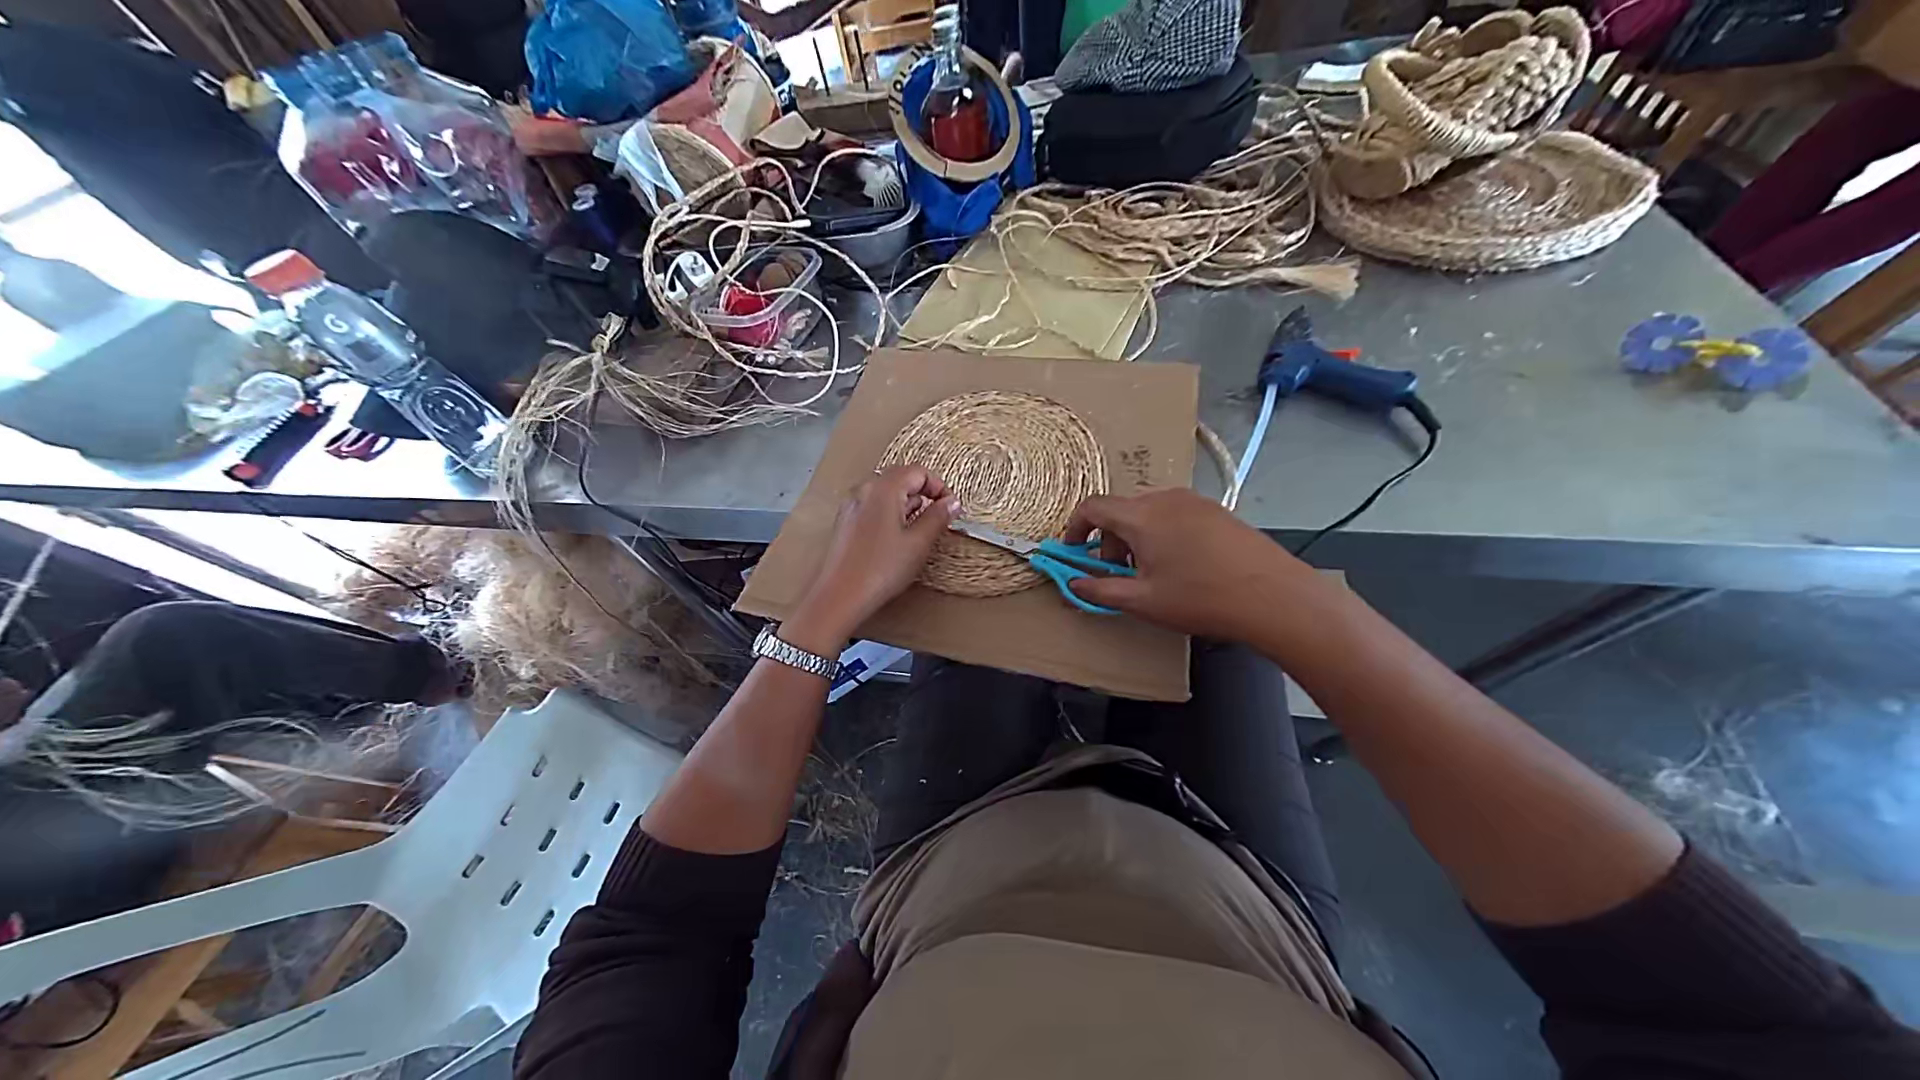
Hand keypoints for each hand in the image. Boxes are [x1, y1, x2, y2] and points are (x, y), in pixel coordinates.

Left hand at [783, 465, 956, 652]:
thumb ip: (938, 517)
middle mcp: (864, 490)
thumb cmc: (879, 569)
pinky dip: (891, 515)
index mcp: (884, 488)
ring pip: (887, 493)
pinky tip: (897, 541)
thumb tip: (952, 502)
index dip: (939, 487)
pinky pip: (873, 507)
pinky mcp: (846, 523)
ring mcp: (852, 506)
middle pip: (901, 478)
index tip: (950, 508)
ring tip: (919, 532)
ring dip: (908, 505)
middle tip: (938, 519)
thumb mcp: (919, 542)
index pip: (918, 471)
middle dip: (924, 494)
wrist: (841, 595)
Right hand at [1063, 488, 1319, 641]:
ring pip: (1148, 513)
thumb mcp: (1143, 601)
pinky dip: (1162, 535)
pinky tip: (1181, 566)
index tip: (1073, 553)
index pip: (1092, 508)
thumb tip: (1074, 583)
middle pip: (1121, 511)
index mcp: (1141, 516)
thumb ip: (1100, 590)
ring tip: (1151, 574)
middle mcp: (1165, 499)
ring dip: (1136, 539)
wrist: (1274, 596)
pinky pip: (1175, 515)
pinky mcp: (1217, 511)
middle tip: (1117, 574)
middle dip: (1109, 540)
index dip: (1075, 529)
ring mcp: (1195, 501)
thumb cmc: (1202, 598)